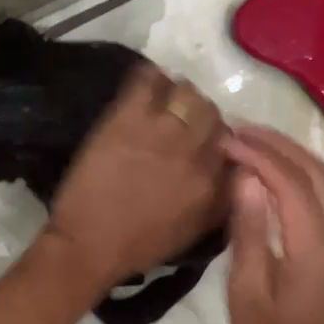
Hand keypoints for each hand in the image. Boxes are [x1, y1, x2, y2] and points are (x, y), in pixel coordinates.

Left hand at [42, 65, 228, 291]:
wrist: (88, 244)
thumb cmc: (139, 245)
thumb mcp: (195, 230)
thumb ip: (221, 200)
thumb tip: (235, 171)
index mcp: (213, 182)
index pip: (230, 142)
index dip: (216, 136)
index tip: (202, 139)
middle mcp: (194, 152)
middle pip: (211, 112)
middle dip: (199, 114)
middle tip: (180, 118)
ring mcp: (160, 132)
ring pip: (186, 93)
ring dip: (176, 95)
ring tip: (163, 103)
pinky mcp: (127, 119)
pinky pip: (148, 81)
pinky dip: (149, 78)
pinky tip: (145, 86)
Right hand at [223, 126, 323, 323]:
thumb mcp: (247, 289)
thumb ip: (249, 230)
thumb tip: (245, 178)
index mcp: (315, 245)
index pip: (289, 181)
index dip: (257, 155)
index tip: (224, 140)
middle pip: (312, 170)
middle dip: (274, 143)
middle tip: (235, 129)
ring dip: (290, 152)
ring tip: (252, 140)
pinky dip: (301, 170)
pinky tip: (276, 167)